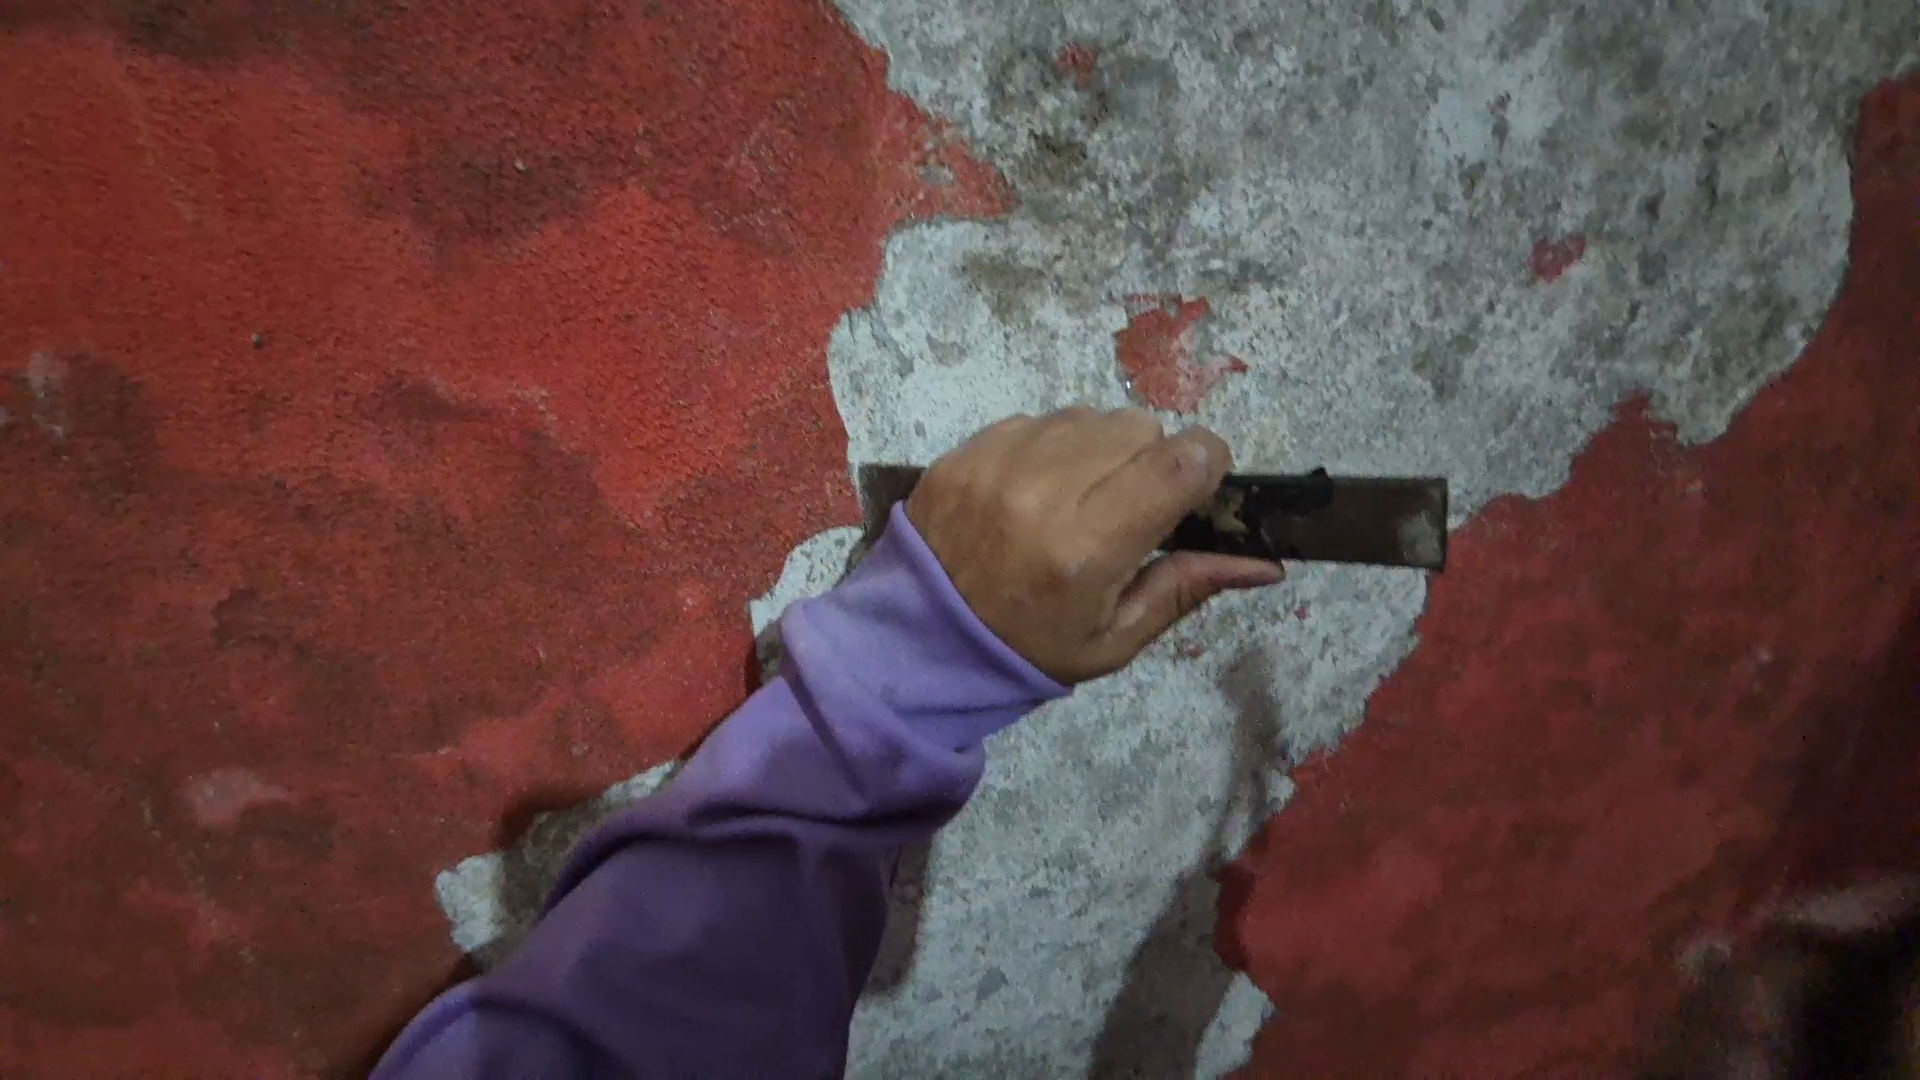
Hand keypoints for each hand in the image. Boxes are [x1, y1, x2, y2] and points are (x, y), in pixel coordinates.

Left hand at [906, 407, 1283, 683]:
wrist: (921, 639)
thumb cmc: (1027, 647)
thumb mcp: (1113, 638)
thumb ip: (1186, 588)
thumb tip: (1268, 564)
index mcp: (1086, 547)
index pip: (1178, 461)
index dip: (1206, 462)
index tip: (1199, 483)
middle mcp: (1043, 491)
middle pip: (1137, 426)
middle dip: (1150, 458)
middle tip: (1126, 503)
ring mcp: (996, 462)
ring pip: (1087, 416)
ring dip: (1099, 448)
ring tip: (1075, 496)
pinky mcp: (964, 450)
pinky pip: (1035, 420)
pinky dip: (1049, 446)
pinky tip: (1031, 488)